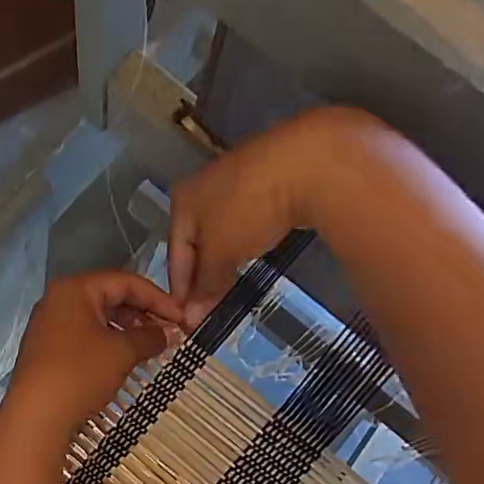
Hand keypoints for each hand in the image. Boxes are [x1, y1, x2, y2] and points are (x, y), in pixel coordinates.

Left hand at [1, 271, 183, 440]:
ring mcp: (47, 327)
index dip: (157, 298)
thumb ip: (149, 337)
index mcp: (74, 289)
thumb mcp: (121, 352)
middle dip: (141, 314)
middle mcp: (57, 301)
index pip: (125, 282)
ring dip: (125, 332)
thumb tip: (167, 333)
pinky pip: (82, 338)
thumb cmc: (80, 373)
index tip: (181, 318)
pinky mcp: (44, 352)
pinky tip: (121, 362)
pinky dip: (105, 345)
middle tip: (167, 334)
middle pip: (108, 298)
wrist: (35, 416)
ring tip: (148, 349)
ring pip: (95, 320)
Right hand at [168, 106, 404, 325]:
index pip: (174, 256)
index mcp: (182, 201)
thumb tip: (192, 315)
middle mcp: (202, 188)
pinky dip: (240, 246)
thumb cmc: (249, 210)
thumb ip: (205, 285)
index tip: (185, 321)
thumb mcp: (220, 254)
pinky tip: (245, 262)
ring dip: (220, 265)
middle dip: (200, 279)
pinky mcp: (263, 183)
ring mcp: (234, 183)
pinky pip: (242, 224)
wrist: (308, 163)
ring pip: (219, 235)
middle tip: (204, 312)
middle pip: (196, 245)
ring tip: (223, 293)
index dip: (180, 291)